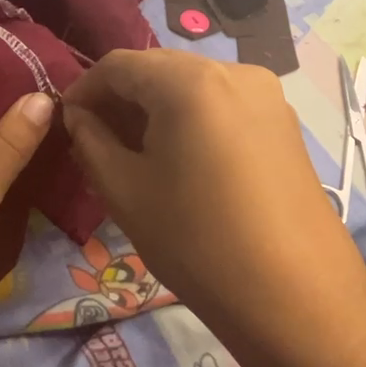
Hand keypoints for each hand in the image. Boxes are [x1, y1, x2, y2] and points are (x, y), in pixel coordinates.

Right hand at [63, 49, 365, 366]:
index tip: (65, 122)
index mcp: (189, 81)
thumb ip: (90, 139)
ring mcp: (266, 95)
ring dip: (154, 109)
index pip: (118, 65)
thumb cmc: (199, 242)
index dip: (84, 89)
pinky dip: (189, 119)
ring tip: (133, 153)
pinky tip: (178, 160)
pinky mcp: (284, 123)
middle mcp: (232, 71)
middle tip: (94, 138)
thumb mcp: (124, 189)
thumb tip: (79, 116)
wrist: (300, 301)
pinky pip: (220, 104)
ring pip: (190, 86)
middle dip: (120, 98)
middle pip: (157, 69)